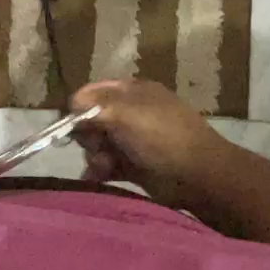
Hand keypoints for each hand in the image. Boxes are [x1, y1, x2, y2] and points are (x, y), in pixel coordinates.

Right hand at [70, 79, 240, 206]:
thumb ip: (95, 106)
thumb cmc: (163, 137)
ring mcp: (133, 141)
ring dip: (94, 156)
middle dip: (88, 134)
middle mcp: (131, 114)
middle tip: (99, 145)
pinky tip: (98, 177)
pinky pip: (106, 166)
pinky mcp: (134, 167)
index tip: (72, 125)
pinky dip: (99, 171)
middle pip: (91, 120)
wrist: (199, 176)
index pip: (94, 93)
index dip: (79, 107)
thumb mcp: (127, 113)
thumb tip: (71, 103)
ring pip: (98, 145)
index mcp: (133, 92)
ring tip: (104, 166)